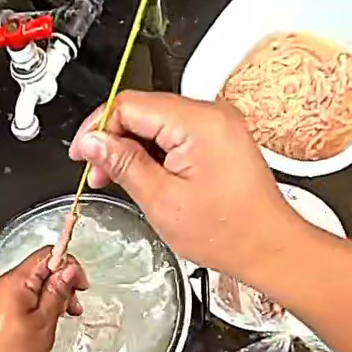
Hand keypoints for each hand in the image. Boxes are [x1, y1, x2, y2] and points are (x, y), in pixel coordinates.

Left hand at [0, 247, 88, 351]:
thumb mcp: (44, 322)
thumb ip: (58, 291)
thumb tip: (69, 269)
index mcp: (15, 281)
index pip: (47, 254)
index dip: (68, 266)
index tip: (79, 286)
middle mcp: (4, 284)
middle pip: (41, 269)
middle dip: (62, 284)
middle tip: (72, 307)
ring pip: (34, 285)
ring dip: (52, 297)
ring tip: (59, 318)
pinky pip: (24, 298)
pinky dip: (39, 306)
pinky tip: (44, 324)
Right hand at [68, 92, 305, 276]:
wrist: (268, 247)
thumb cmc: (227, 231)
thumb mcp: (160, 199)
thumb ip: (122, 163)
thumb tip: (93, 141)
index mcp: (197, 123)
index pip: (128, 104)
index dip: (98, 128)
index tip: (82, 154)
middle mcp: (211, 114)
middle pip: (142, 110)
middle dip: (113, 140)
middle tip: (97, 172)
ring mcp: (217, 124)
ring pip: (156, 123)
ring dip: (132, 149)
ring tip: (120, 181)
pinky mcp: (219, 137)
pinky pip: (175, 133)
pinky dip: (154, 153)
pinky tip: (145, 178)